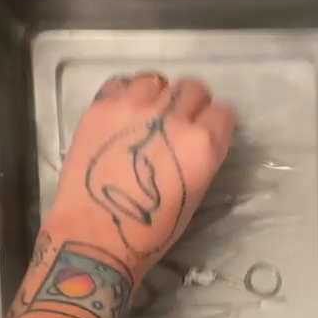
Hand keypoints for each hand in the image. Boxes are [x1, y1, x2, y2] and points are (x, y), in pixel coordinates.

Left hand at [47, 71, 236, 271]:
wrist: (94, 238)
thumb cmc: (150, 233)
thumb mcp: (193, 198)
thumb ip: (201, 160)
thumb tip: (197, 141)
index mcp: (202, 146)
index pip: (224, 113)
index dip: (217, 123)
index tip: (208, 132)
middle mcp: (172, 118)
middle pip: (193, 88)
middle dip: (191, 105)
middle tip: (178, 125)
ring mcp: (133, 107)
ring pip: (156, 80)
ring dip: (158, 95)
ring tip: (147, 118)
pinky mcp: (101, 106)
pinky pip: (122, 83)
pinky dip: (127, 95)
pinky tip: (123, 117)